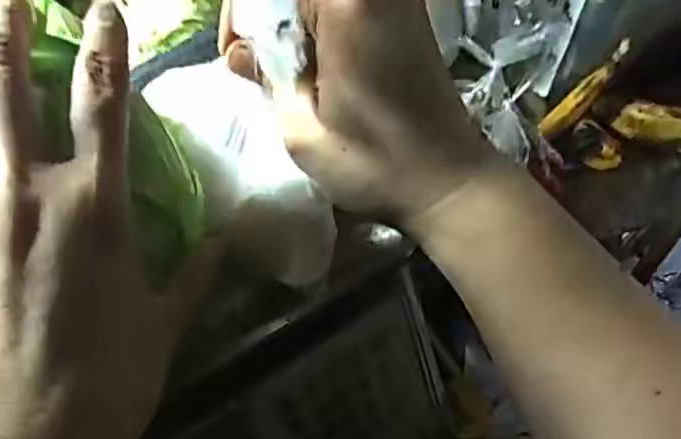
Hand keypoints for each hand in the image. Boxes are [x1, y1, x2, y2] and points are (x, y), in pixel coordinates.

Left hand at [0, 0, 201, 438]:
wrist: (35, 435)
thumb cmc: (110, 387)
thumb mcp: (163, 330)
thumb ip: (191, 278)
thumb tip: (225, 243)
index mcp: (95, 205)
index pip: (103, 95)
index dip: (105, 38)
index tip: (102, 5)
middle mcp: (27, 190)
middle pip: (6, 75)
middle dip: (6, 18)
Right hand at [219, 0, 495, 229]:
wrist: (443, 178)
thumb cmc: (371, 165)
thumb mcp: (302, 133)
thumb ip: (268, 78)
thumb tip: (240, 51)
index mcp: (344, 1)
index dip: (244, 11)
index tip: (236, 55)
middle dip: (269, 14)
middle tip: (258, 61)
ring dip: (295, 21)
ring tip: (288, 69)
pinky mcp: (405, 9)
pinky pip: (348, 4)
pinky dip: (322, 24)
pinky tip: (317, 64)